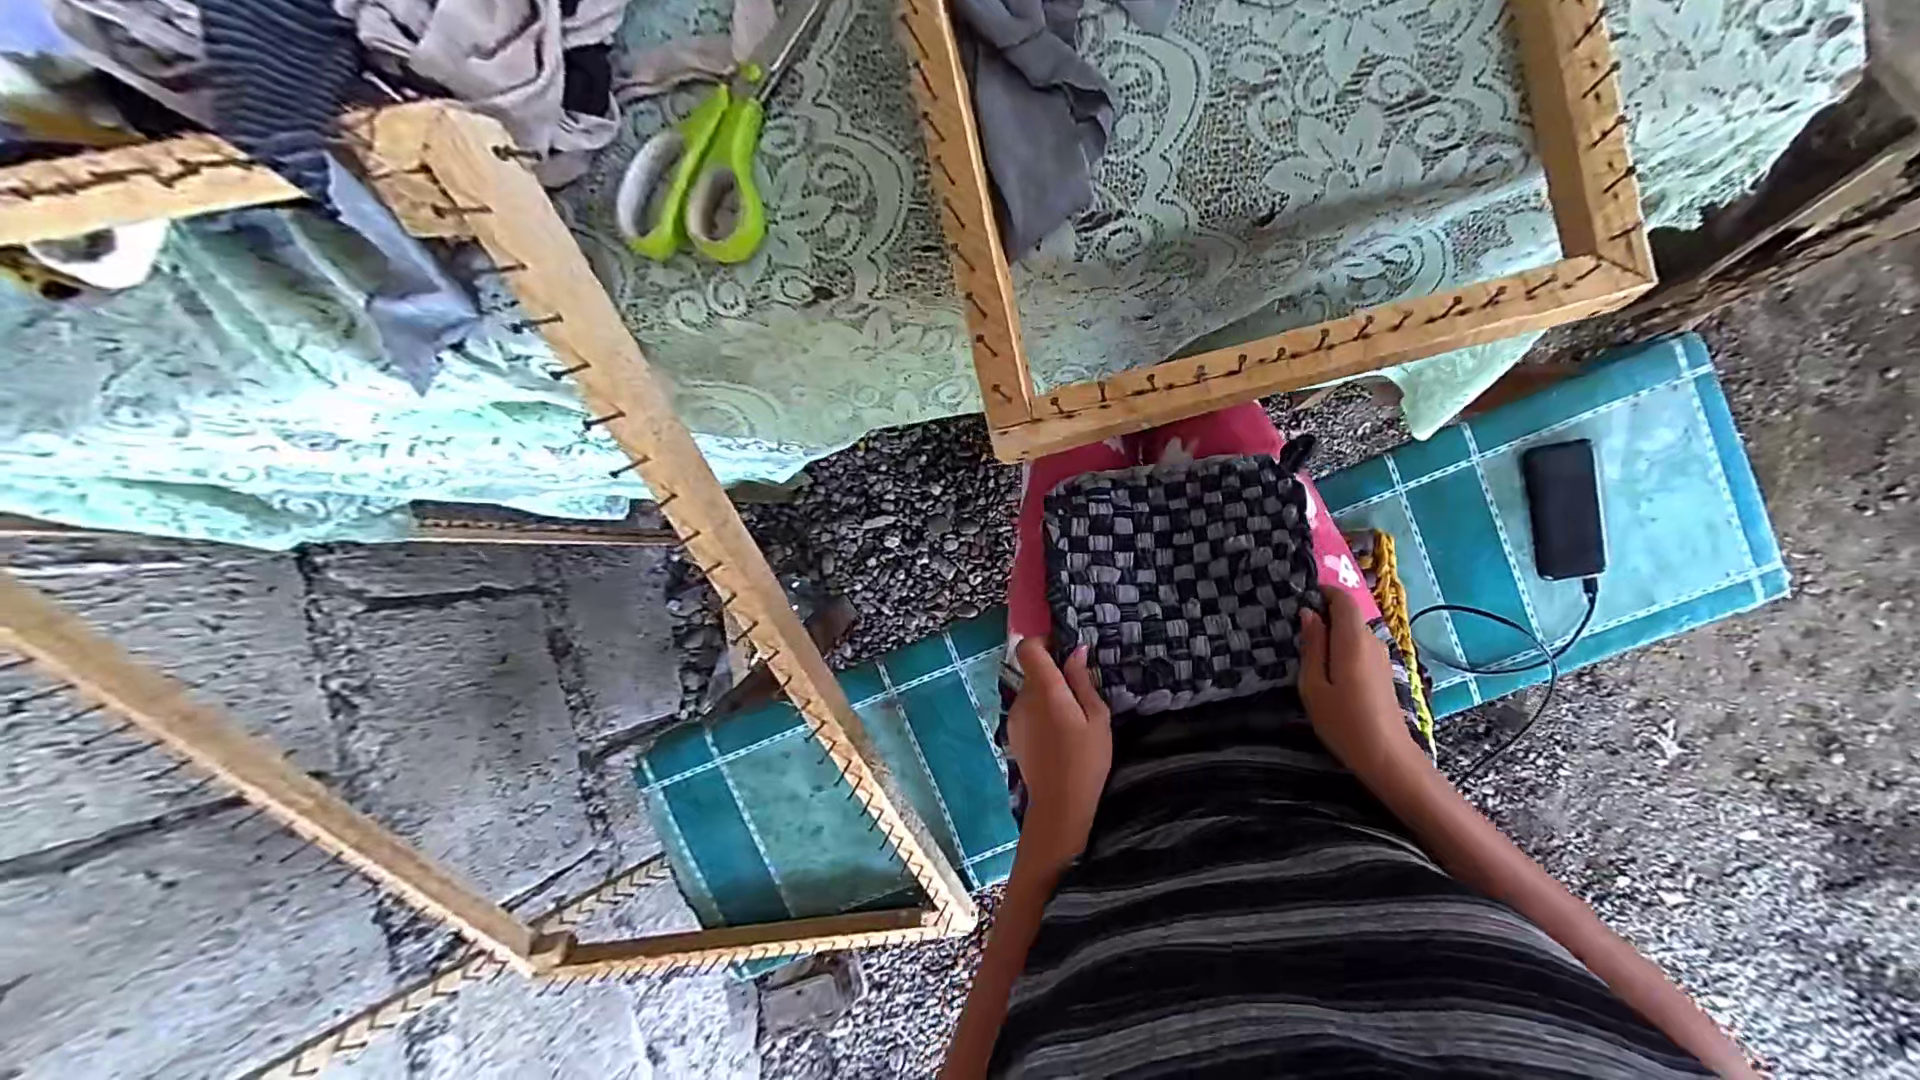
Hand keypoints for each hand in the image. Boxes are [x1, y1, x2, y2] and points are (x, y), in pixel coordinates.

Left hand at [1008, 638, 1112, 870]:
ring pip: (1030, 691)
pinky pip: (1027, 709)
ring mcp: (1015, 715)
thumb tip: (1075, 651)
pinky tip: (1058, 734)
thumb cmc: (1086, 759)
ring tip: (1072, 719)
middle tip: (1079, 690)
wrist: (1059, 803)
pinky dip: (1041, 711)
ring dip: (1048, 694)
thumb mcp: (1097, 718)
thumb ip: (1082, 681)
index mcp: (1045, 689)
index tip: (1063, 648)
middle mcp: (1024, 697)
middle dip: (1053, 672)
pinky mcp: (1013, 731)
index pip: (1028, 648)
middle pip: (1032, 670)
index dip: (1042, 641)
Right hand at [1299, 589, 1415, 779]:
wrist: (1387, 757)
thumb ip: (1312, 646)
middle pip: (1348, 615)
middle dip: (1323, 616)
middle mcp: (1372, 642)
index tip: (1298, 600)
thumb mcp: (1313, 684)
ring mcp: (1381, 657)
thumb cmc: (1342, 721)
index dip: (1323, 593)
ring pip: (1353, 632)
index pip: (1342, 600)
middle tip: (1294, 634)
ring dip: (1332, 635)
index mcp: (1352, 641)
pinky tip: (1327, 671)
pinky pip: (1360, 647)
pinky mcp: (1383, 672)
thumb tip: (1308, 614)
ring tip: (1307, 654)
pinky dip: (1342, 649)